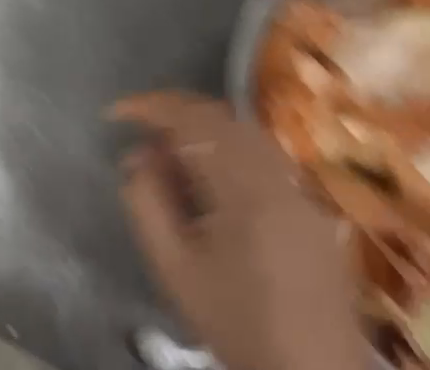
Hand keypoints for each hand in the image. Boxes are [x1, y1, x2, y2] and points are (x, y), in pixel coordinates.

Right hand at [112, 91, 369, 369]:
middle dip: (176, 113)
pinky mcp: (315, 215)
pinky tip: (207, 180)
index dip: (150, 108)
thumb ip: (146, 200)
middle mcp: (283, 185)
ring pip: (249, 138)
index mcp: (247, 195)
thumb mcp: (171, 264)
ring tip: (168, 152)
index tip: (115, 116)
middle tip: (139, 129)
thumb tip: (139, 155)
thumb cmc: (233, 320)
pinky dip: (229, 152)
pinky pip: (266, 161)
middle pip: (226, 121)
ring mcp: (306, 199)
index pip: (195, 124)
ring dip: (204, 132)